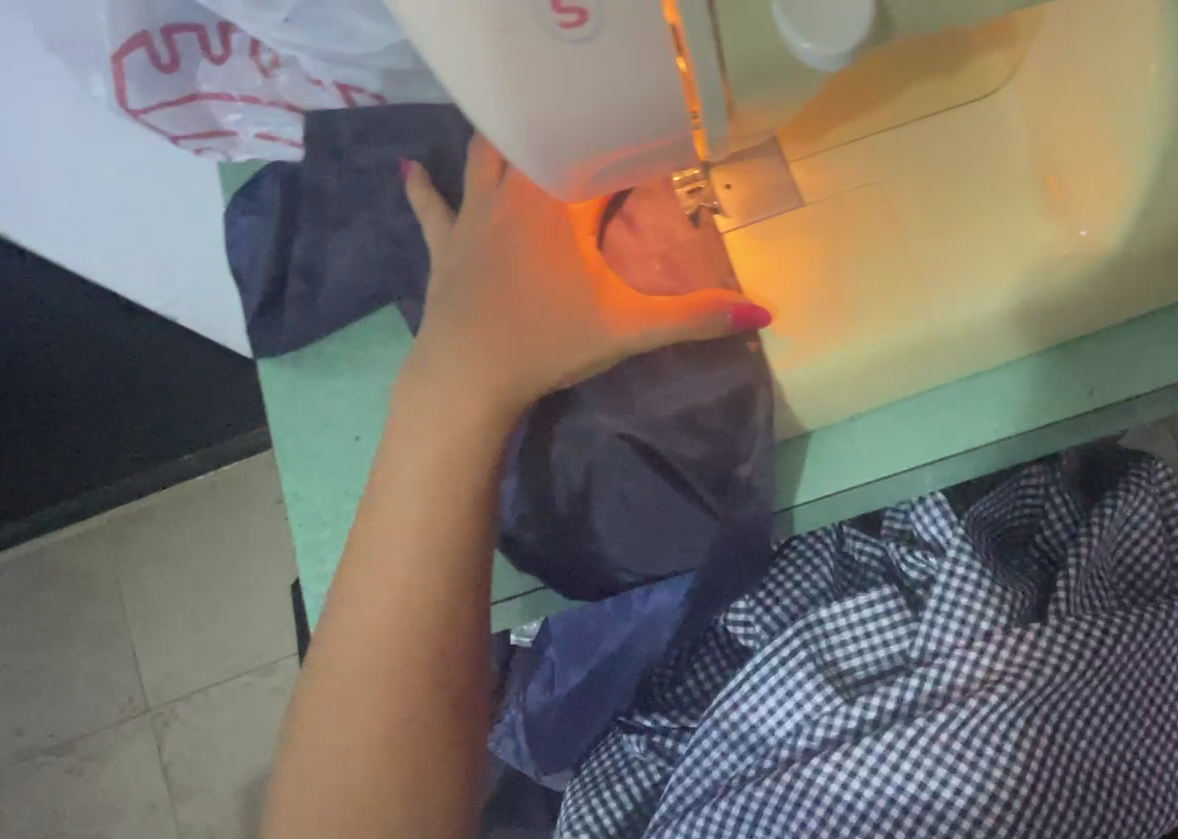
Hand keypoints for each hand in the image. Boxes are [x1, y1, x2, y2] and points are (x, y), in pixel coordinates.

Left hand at [397, 135, 770, 425]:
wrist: (469, 375)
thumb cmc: (550, 343)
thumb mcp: (632, 330)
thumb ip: (696, 318)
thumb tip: (764, 314)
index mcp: (562, 207)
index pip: (600, 157)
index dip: (628, 145)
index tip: (654, 138)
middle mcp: (515, 196)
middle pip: (540, 143)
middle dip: (567, 132)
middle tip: (591, 129)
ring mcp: (474, 217)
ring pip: (484, 158)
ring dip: (503, 140)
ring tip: (520, 125)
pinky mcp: (447, 246)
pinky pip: (431, 207)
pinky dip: (424, 187)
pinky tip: (412, 167)